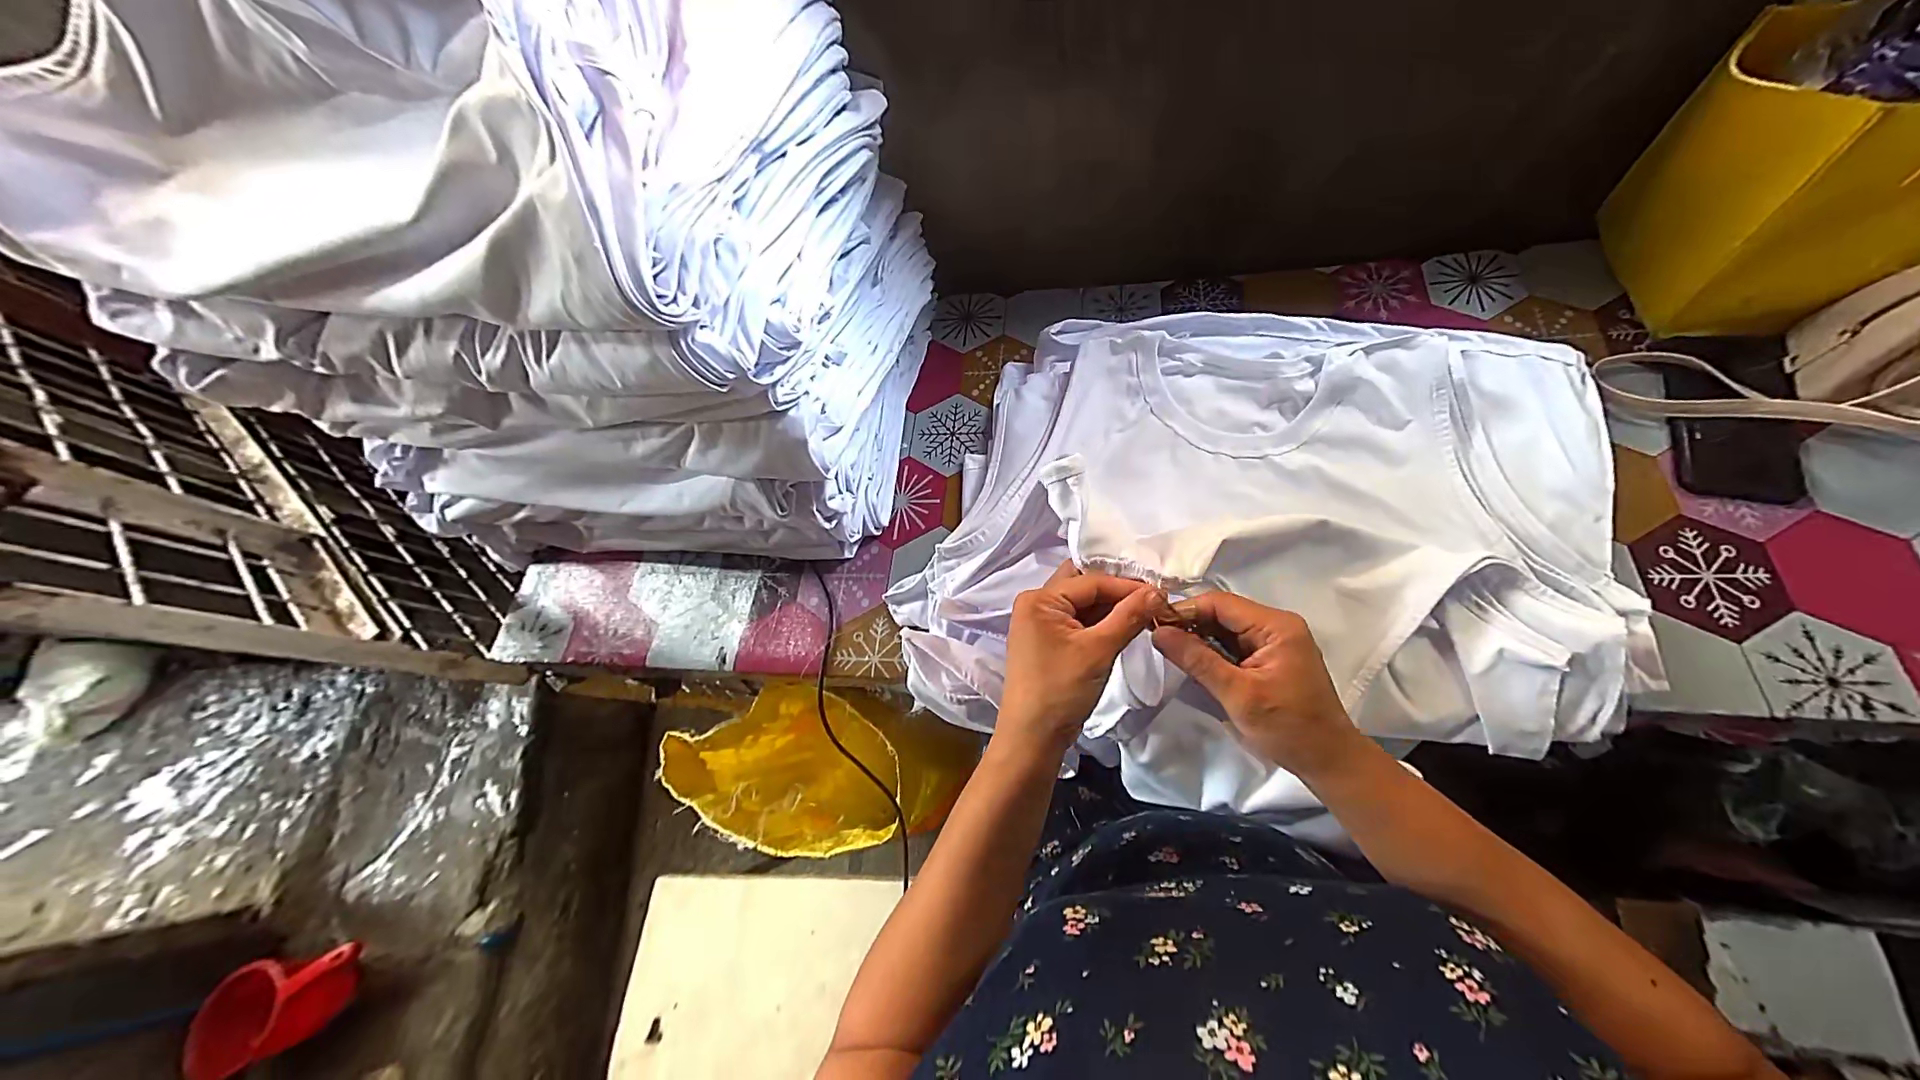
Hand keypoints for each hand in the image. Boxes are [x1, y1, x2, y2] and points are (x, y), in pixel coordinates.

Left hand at [998, 561, 1163, 757]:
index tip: (1162, 592)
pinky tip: (1127, 625)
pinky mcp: (1049, 642)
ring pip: (1083, 604)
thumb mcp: (1098, 650)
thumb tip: (1158, 592)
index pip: (1090, 580)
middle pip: (1083, 586)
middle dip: (1118, 591)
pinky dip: (1102, 622)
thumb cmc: (1060, 690)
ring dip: (1112, 607)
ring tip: (1147, 611)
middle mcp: (1036, 604)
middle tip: (1154, 596)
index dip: (1128, 585)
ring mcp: (1040, 624)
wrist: (1033, 737)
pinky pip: (1079, 621)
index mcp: (1039, 599)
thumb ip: (1128, 616)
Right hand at [1150, 591, 1366, 778]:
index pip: (1220, 603)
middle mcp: (1276, 626)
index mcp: (1276, 626)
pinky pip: (1233, 644)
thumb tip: (1159, 632)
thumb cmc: (1288, 727)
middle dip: (1188, 623)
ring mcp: (1274, 642)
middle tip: (1156, 637)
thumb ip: (1197, 660)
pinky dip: (1211, 651)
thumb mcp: (1237, 694)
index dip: (1185, 610)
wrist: (1327, 760)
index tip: (1153, 624)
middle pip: (1222, 612)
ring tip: (1167, 648)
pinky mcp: (1268, 658)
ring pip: (1225, 628)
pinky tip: (1191, 660)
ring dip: (1197, 638)